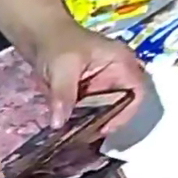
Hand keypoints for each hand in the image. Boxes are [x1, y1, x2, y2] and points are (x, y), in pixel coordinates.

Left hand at [26, 21, 145, 130]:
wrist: (41, 37)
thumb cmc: (58, 44)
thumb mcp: (62, 68)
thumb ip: (63, 95)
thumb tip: (58, 124)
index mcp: (122, 64)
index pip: (137, 92)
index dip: (125, 113)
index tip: (103, 129)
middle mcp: (116, 77)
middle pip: (120, 107)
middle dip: (104, 124)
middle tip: (82, 139)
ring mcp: (101, 87)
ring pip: (103, 113)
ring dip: (90, 127)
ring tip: (72, 139)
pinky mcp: (86, 95)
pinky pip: (87, 114)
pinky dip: (78, 123)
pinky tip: (66, 131)